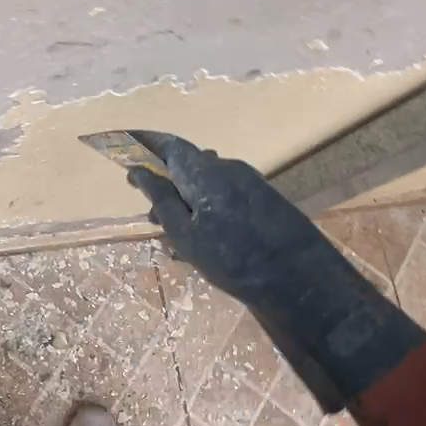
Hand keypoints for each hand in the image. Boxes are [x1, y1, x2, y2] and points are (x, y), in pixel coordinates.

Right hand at [123, 134, 349, 315]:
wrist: (299, 280)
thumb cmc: (232, 259)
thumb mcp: (185, 235)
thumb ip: (162, 199)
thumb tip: (140, 171)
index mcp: (206, 172)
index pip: (169, 146)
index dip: (146, 148)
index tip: (127, 159)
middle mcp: (229, 168)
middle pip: (188, 166)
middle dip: (166, 186)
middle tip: (153, 219)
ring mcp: (250, 182)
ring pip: (206, 184)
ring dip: (187, 202)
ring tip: (179, 240)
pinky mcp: (263, 199)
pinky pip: (224, 195)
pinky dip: (206, 210)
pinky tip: (205, 242)